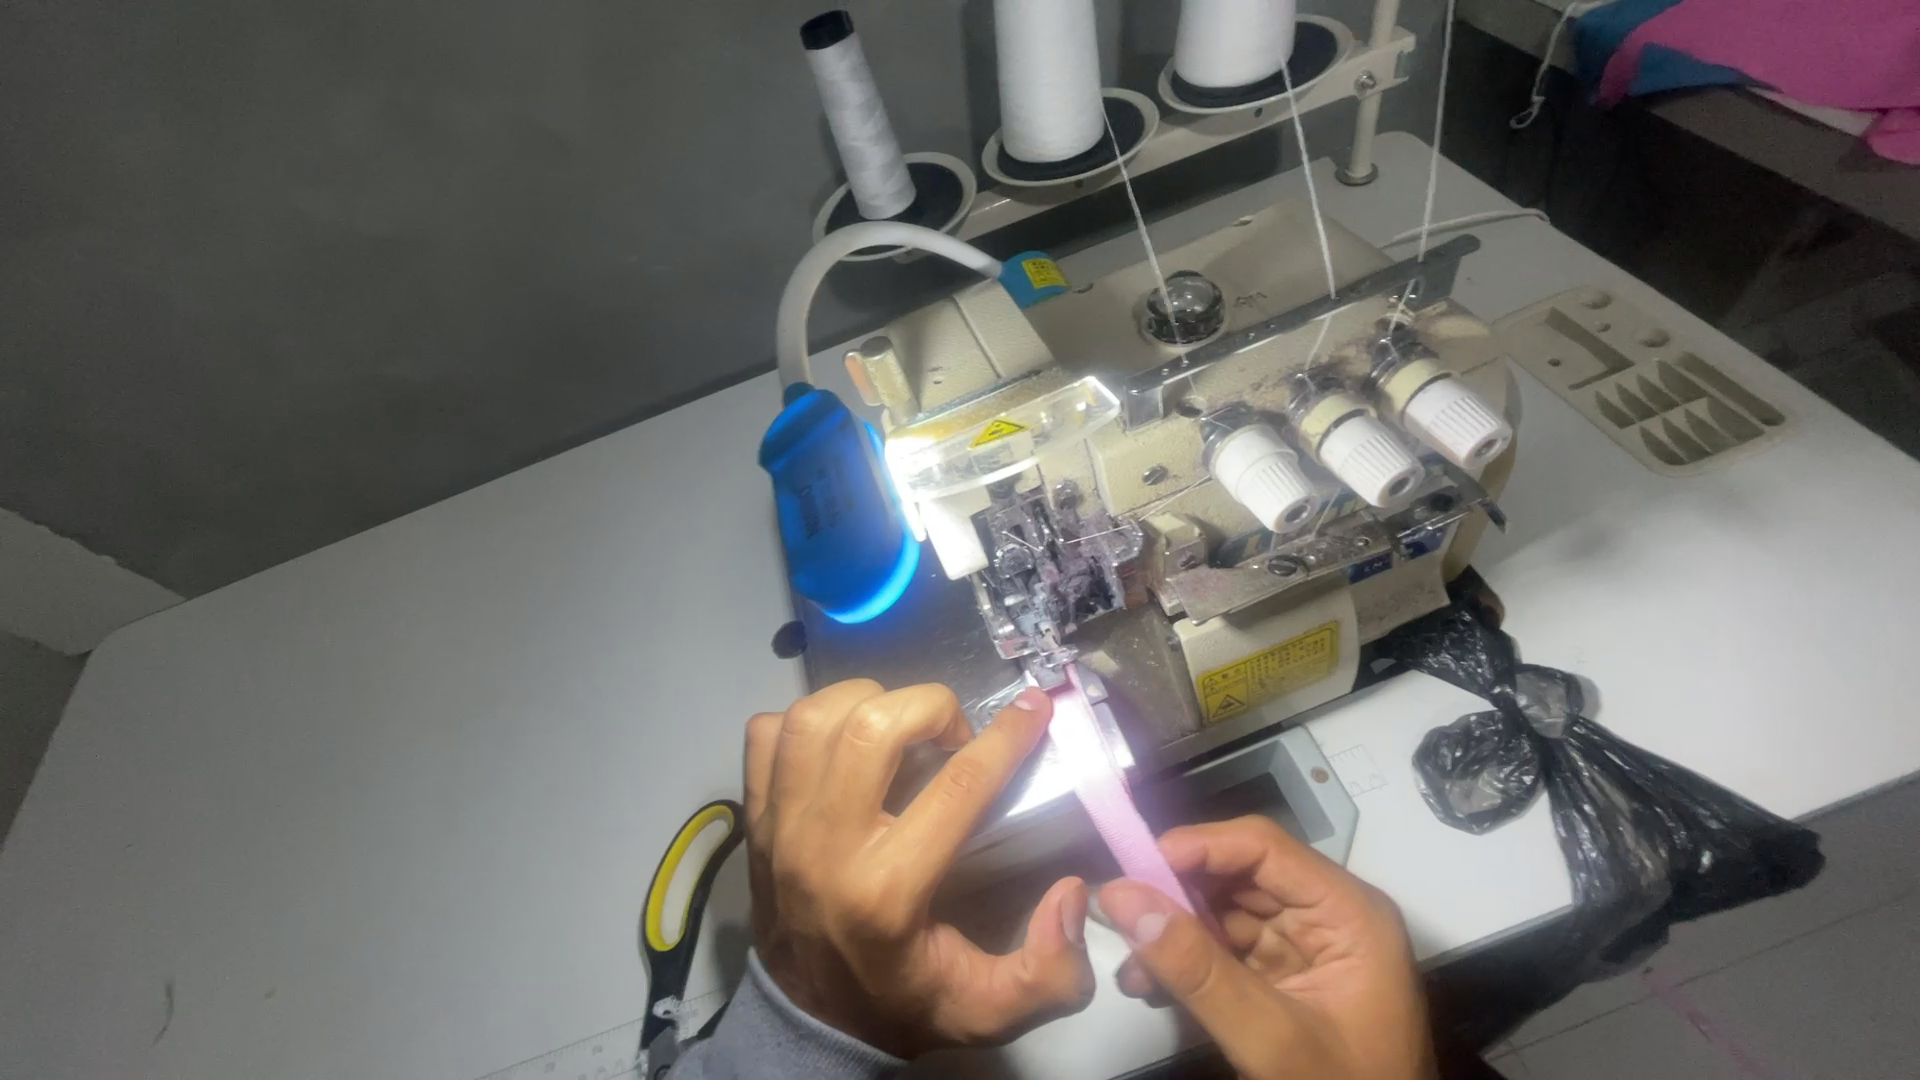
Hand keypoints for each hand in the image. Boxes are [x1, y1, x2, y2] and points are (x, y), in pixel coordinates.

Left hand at [743, 680, 1093, 1056]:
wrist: (804, 1025)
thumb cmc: (899, 1001)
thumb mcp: (985, 1010)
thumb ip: (1048, 974)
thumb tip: (1072, 892)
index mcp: (887, 891)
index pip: (957, 787)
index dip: (1006, 738)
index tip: (1034, 708)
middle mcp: (824, 846)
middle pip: (872, 728)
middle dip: (929, 706)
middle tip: (952, 735)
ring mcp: (778, 825)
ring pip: (814, 718)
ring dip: (866, 701)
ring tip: (898, 725)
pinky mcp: (752, 815)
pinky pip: (766, 733)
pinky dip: (805, 720)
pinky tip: (838, 742)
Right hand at [1099, 816, 1434, 1079]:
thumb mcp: (1271, 1041)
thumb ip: (1195, 968)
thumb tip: (1120, 895)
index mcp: (1348, 913)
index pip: (1261, 847)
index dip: (1196, 846)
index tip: (1133, 867)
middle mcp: (1328, 914)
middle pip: (1237, 874)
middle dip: (1176, 896)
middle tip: (1121, 918)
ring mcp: (1306, 945)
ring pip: (1222, 907)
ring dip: (1173, 931)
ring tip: (1134, 969)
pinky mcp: (1285, 975)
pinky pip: (1224, 946)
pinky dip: (1186, 960)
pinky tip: (1152, 983)